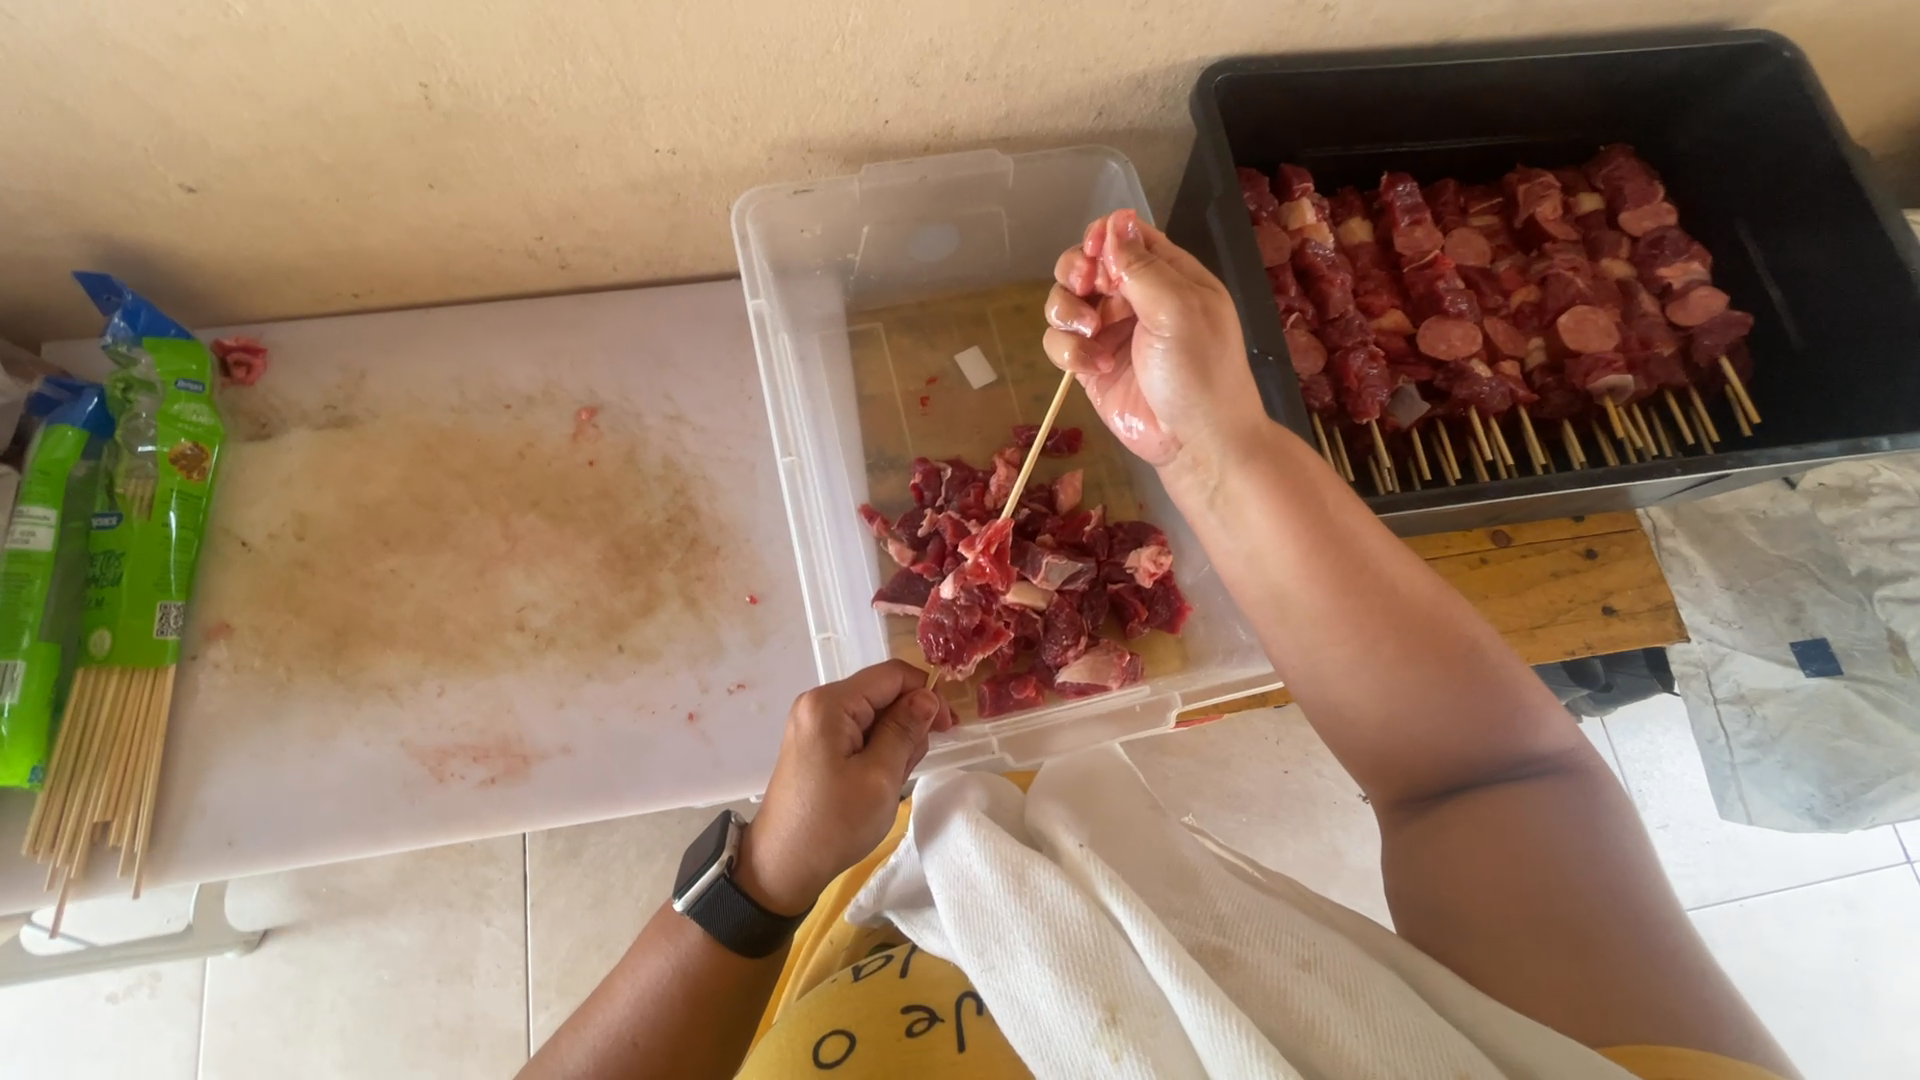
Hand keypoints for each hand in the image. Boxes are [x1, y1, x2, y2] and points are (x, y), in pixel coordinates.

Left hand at [737, 660, 955, 914]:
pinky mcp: (817, 742)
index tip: (949, 726)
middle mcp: (819, 703)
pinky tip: (875, 782)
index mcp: (831, 703)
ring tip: (886, 783)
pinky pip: (860, 732)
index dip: (926, 693)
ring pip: (875, 715)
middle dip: (907, 725)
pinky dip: (877, 752)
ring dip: (893, 743)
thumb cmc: (832, 824)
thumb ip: (905, 730)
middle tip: (904, 769)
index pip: (892, 675)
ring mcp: (815, 723)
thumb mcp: (880, 777)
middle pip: (884, 694)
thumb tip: (928, 696)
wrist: (781, 867)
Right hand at [1041, 209, 1269, 469]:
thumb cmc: (1199, 370)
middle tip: (1086, 289)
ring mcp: (1109, 334)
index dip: (1102, 237)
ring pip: (1065, 302)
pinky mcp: (1089, 367)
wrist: (1194, 440)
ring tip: (1089, 334)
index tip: (1094, 253)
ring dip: (1066, 312)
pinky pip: (1059, 344)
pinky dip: (1067, 351)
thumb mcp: (1178, 309)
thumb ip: (1142, 266)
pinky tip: (1093, 367)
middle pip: (1085, 264)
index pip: (1125, 237)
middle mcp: (1134, 299)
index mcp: (1167, 276)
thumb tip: (1115, 220)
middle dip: (1076, 272)